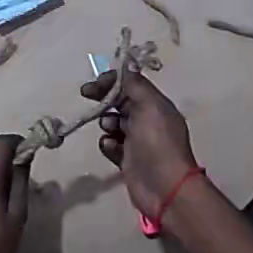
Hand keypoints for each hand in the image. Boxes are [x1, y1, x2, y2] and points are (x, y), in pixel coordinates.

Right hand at [79, 70, 196, 218]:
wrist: (164, 188)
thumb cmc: (157, 143)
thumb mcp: (149, 106)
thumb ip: (135, 85)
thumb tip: (127, 64)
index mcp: (156, 105)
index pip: (131, 84)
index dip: (112, 81)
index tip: (94, 84)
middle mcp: (147, 120)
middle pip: (121, 102)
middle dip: (105, 99)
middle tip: (88, 96)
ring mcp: (137, 141)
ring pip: (113, 123)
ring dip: (106, 123)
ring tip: (110, 131)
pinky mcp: (127, 160)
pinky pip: (111, 145)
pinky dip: (108, 144)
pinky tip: (111, 148)